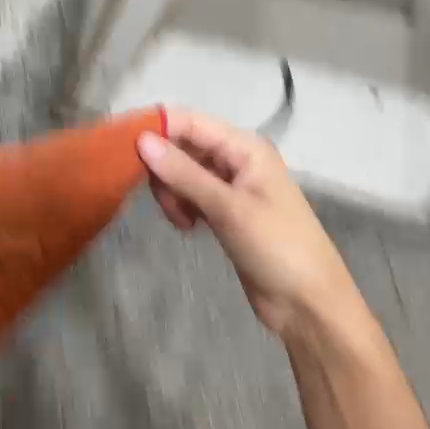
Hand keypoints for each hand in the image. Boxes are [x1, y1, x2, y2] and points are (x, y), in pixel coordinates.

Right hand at [137, 109, 362, 339]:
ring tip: (179, 219)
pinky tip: (186, 226)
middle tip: (155, 195)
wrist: (311, 307)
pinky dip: (180, 204)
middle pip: (182, 144)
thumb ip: (184, 173)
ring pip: (182, 171)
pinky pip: (189, 194)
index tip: (118, 144)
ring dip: (170, 190)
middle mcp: (236, 159)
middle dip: (161, 165)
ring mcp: (231, 185)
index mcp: (245, 147)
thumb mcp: (229, 208)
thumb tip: (141, 141)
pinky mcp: (224, 211)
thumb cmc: (278, 249)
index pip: (188, 121)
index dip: (153, 127)